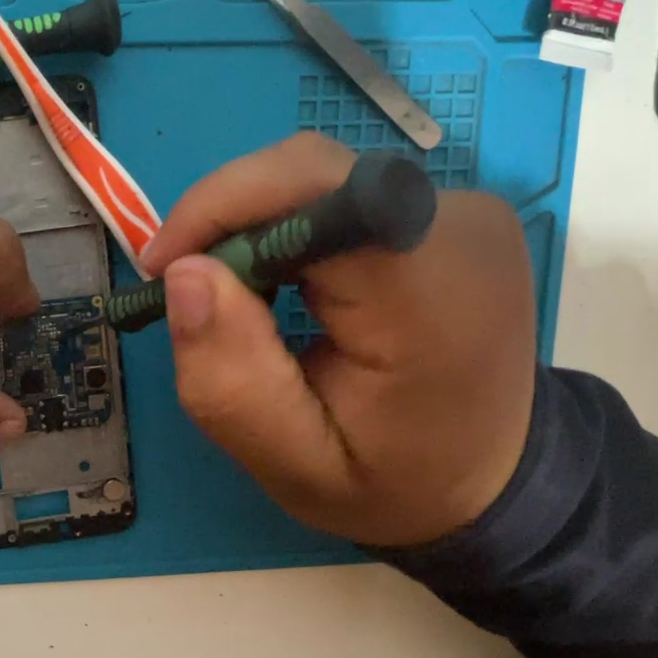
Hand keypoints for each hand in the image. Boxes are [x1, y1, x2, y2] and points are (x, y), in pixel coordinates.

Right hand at [140, 132, 535, 547]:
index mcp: (426, 295)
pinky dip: (290, 230)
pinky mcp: (451, 213)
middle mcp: (458, 226)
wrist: (495, 482)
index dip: (220, 207)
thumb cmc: (392, 483)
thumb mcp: (294, 467)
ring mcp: (463, 212)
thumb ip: (233, 383)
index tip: (163, 267)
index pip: (308, 189)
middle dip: (227, 221)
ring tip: (236, 302)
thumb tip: (183, 272)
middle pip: (308, 174)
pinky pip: (342, 194)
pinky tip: (282, 287)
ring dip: (255, 228)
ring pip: (318, 179)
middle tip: (187, 293)